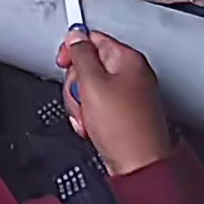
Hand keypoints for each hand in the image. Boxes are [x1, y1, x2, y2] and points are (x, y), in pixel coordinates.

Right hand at [57, 29, 173, 175]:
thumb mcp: (92, 83)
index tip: (65, 62)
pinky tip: (92, 125)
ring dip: (80, 102)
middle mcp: (131, 73)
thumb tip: (75, 36)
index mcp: (127, 59)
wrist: (139, 167)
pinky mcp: (124, 112)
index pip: (92, 38)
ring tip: (88, 115)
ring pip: (88, 86)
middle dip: (76, 83)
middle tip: (82, 96)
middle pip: (88, 64)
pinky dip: (89, 114)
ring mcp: (128, 93)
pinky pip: (96, 104)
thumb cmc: (124, 128)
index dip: (73, 50)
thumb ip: (80, 54)